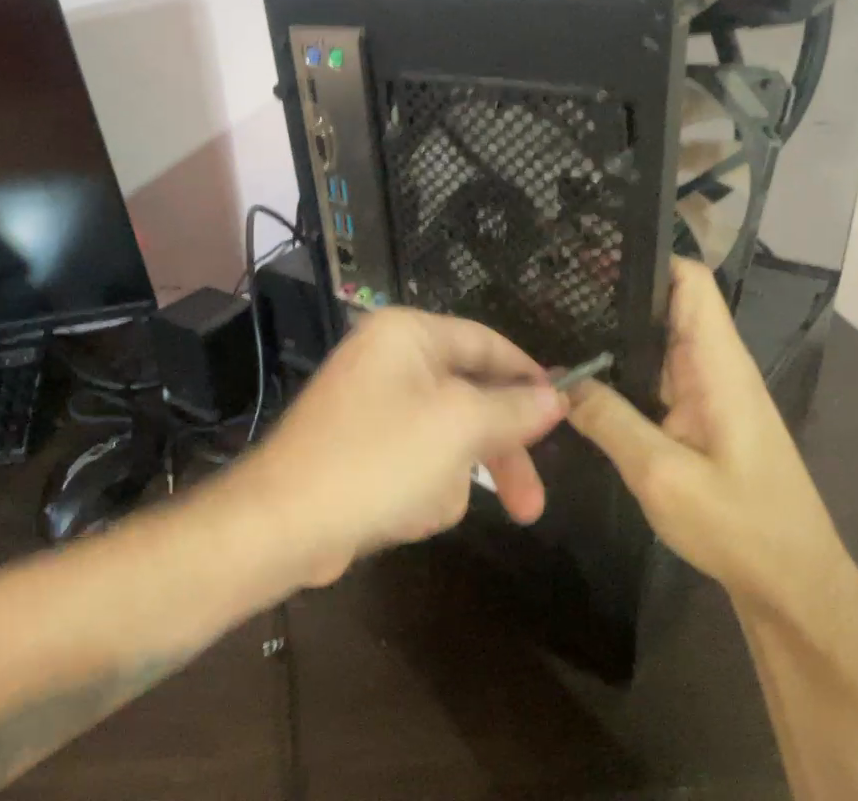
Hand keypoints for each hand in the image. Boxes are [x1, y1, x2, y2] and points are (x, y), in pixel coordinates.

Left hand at [238, 308, 566, 583]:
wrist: (287, 522)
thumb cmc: (378, 461)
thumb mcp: (460, 427)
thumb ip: (513, 408)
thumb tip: (556, 395)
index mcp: (406, 335)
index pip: (486, 342)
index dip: (529, 377)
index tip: (570, 412)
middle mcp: (386, 360)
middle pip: (469, 399)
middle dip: (494, 454)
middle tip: (531, 503)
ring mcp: (370, 407)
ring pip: (447, 442)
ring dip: (447, 481)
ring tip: (418, 502)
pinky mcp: (360, 450)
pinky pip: (415, 467)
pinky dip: (418, 493)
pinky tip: (398, 514)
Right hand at [565, 258, 852, 616]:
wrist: (792, 583)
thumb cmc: (739, 524)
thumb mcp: (661, 473)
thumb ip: (607, 420)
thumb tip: (557, 379)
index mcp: (718, 367)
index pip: (690, 283)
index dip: (646, 257)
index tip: (586, 250)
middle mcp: (714, 369)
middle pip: (666, 307)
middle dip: (612, 291)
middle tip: (545, 284)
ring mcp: (705, 395)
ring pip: (654, 344)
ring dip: (609, 333)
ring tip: (546, 320)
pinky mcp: (696, 419)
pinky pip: (651, 378)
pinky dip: (616, 369)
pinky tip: (574, 375)